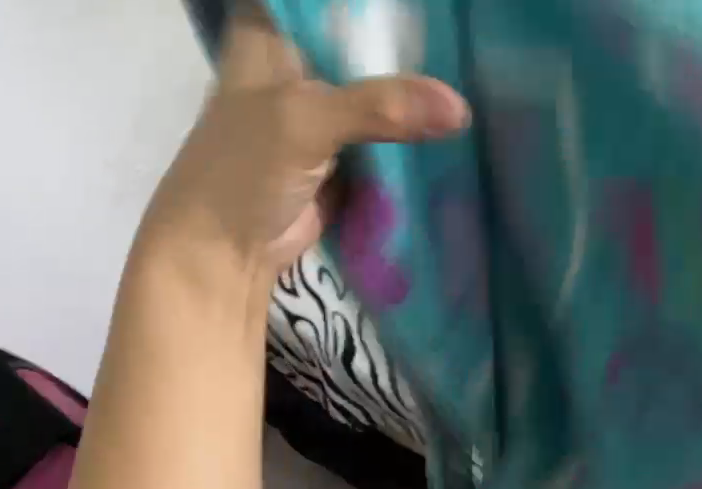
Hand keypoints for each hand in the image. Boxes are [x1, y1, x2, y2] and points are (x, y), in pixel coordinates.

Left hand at [137, 5, 468, 288]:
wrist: (229, 251)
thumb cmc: (245, 170)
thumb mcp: (307, 120)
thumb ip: (381, 107)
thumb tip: (461, 108)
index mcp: (273, 32)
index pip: (331, 7)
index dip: (380, 11)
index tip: (436, 12)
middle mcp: (299, 64)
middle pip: (366, 47)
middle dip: (410, 53)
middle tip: (465, 42)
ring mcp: (324, 116)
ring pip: (381, 94)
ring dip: (417, 98)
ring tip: (472, 82)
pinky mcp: (344, 159)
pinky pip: (388, 140)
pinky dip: (414, 141)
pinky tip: (453, 129)